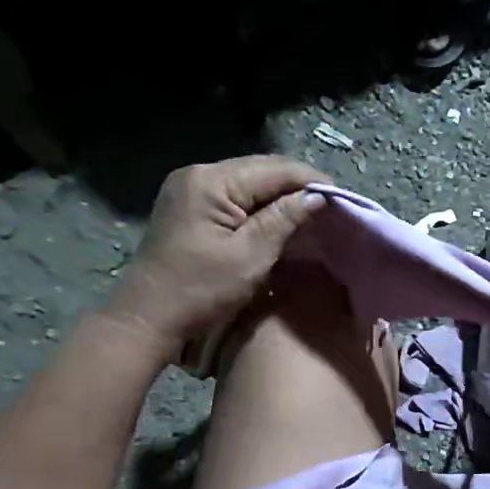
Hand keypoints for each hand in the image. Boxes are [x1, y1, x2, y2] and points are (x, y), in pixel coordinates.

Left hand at [106, 156, 328, 352]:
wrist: (146, 319)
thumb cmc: (199, 291)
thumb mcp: (249, 257)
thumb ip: (283, 220)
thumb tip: (316, 195)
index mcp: (210, 181)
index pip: (273, 169)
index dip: (310, 180)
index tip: (342, 198)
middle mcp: (196, 174)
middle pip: (259, 171)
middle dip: (295, 187)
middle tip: (329, 207)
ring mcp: (187, 190)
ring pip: (246, 184)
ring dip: (277, 197)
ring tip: (309, 213)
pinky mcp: (186, 207)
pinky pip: (230, 197)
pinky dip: (256, 207)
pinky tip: (277, 220)